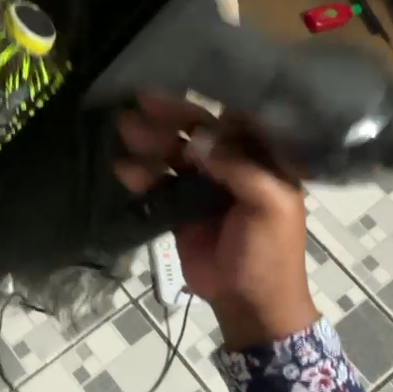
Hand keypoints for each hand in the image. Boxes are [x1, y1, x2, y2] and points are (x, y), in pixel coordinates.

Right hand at [114, 92, 319, 346]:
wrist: (247, 302)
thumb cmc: (269, 253)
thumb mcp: (268, 205)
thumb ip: (238, 168)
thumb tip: (197, 139)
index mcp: (262, 162)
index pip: (235, 122)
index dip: (208, 105)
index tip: (180, 89)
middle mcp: (232, 167)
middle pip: (198, 134)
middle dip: (170, 118)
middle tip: (141, 102)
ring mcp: (204, 186)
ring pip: (174, 155)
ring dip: (150, 142)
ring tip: (124, 130)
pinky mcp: (180, 207)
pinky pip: (159, 183)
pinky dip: (142, 175)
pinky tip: (123, 169)